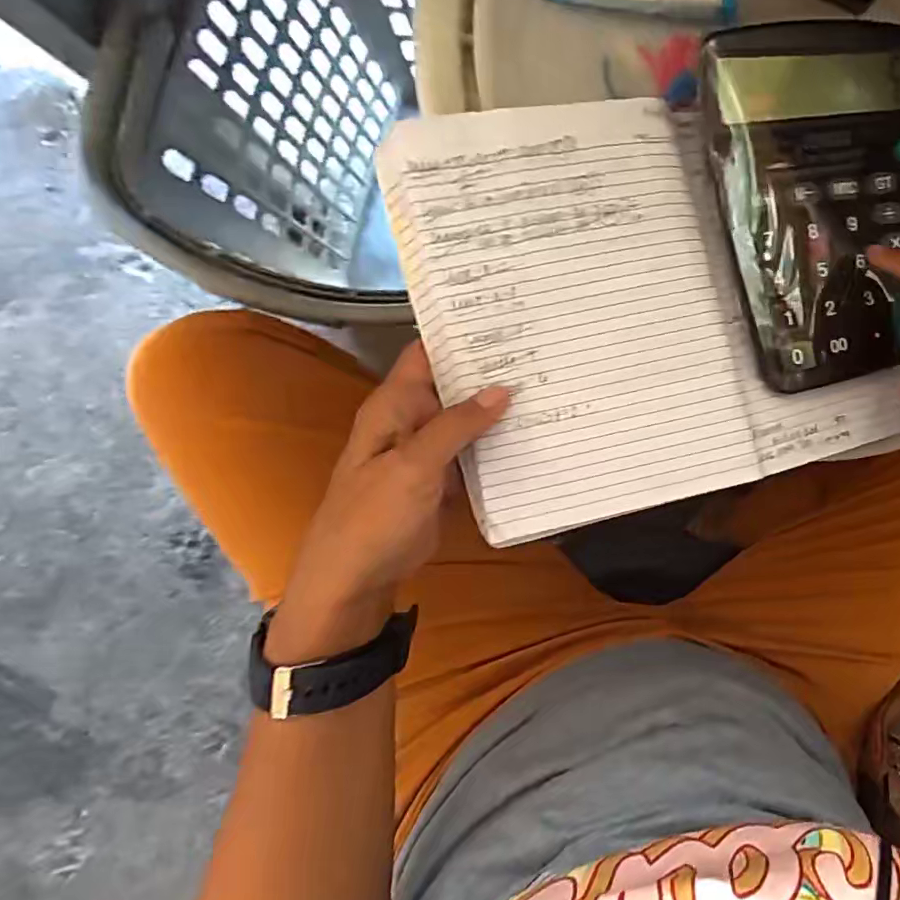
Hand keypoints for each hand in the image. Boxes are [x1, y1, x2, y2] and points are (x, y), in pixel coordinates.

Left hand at [267, 342, 508, 661]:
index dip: (458, 334)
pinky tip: (528, 433)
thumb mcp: (414, 465)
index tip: (504, 320)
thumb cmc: (373, 517)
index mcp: (393, 406)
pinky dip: (494, 442)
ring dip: (496, 407)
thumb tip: (502, 388)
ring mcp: (426, 451)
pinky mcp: (441, 478)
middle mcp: (410, 420)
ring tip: (544, 385)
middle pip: (451, 384)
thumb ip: (457, 425)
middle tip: (538, 352)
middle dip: (488, 370)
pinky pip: (471, 450)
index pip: (426, 354)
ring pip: (465, 418)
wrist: (355, 578)